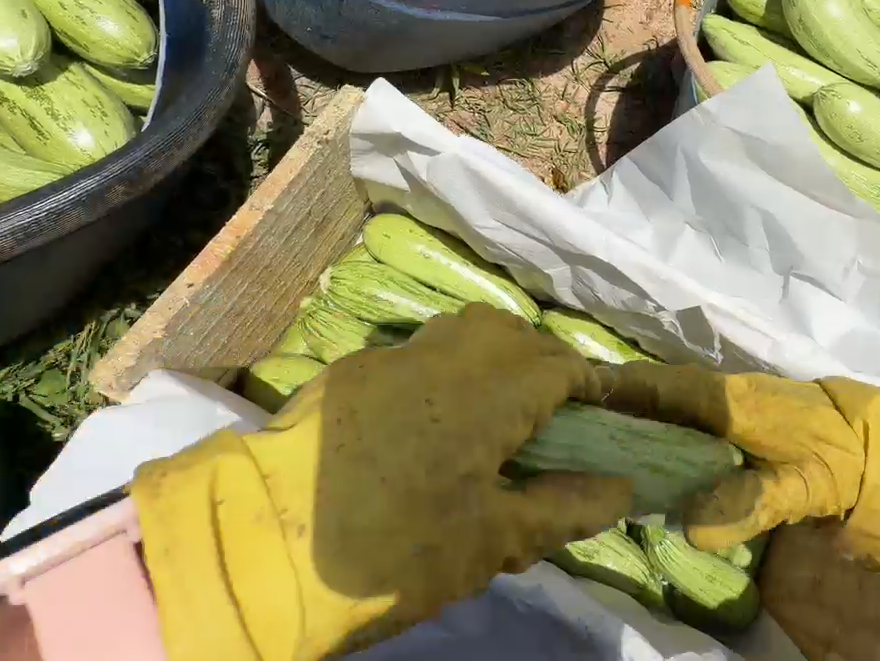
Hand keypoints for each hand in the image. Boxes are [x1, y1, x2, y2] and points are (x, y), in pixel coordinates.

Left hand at [130, 305, 632, 660]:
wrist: (257, 548)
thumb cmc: (393, 550)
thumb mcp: (490, 543)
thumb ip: (565, 509)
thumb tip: (623, 488)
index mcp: (495, 388)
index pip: (566, 366)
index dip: (592, 387)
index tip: (602, 417)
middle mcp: (454, 352)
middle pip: (520, 336)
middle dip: (546, 367)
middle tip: (548, 424)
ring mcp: (400, 354)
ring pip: (470, 330)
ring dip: (496, 357)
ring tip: (495, 413)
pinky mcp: (357, 369)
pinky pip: (423, 351)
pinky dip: (447, 371)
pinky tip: (430, 421)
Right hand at [600, 364, 879, 571]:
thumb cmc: (842, 460)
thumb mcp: (800, 486)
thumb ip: (749, 502)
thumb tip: (689, 521)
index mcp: (735, 402)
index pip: (667, 388)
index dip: (624, 389)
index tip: (581, 394)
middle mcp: (731, 393)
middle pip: (665, 391)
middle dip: (623, 403)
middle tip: (579, 424)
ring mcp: (740, 401)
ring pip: (680, 401)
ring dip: (645, 414)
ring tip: (604, 437)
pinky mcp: (750, 416)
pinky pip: (698, 414)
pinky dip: (670, 426)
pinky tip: (656, 451)